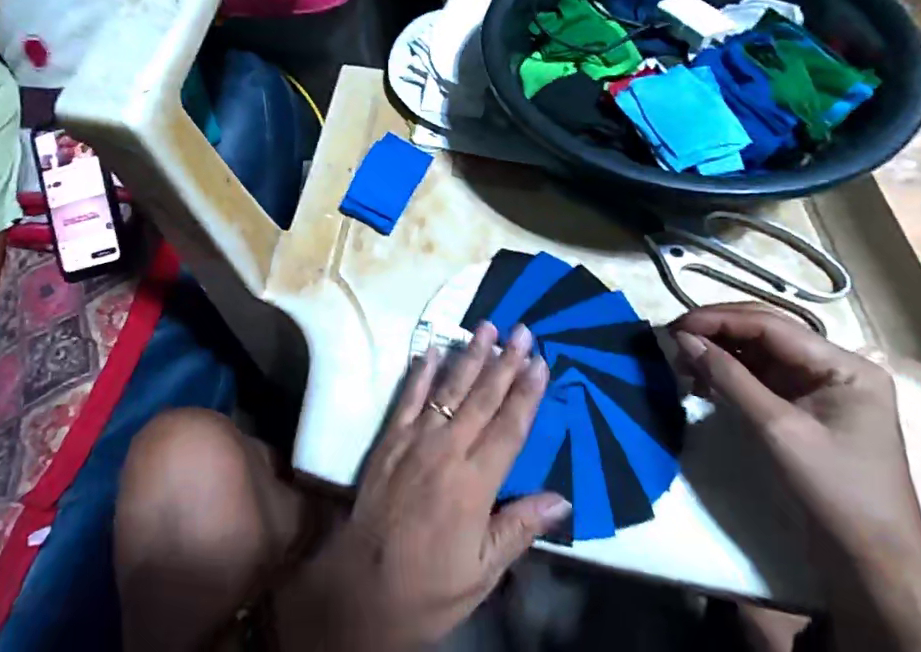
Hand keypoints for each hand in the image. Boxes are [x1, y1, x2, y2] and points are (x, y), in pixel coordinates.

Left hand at [280, 322, 569, 651]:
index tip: (541, 362)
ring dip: (470, 356)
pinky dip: (420, 372)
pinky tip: (432, 350)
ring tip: (487, 326)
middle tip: (523, 330)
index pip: (509, 427)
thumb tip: (562, 499)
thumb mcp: (481, 571)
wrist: (358, 593)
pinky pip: (408, 399)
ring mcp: (414, 442)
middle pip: (483, 398)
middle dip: (506, 362)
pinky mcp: (388, 442)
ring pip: (449, 389)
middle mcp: (447, 452)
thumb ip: (519, 528)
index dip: (528, 393)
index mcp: (475, 483)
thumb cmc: (428, 588)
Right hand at [671, 304, 920, 559]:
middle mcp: (835, 366)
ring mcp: (822, 388)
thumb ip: (731, 379)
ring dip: (722, 354)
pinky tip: (703, 379)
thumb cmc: (837, 493)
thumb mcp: (779, 431)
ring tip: (682, 360)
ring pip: (762, 355)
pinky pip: (764, 379)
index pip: (772, 325)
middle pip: (768, 334)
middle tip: (673, 337)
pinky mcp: (808, 410)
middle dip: (719, 333)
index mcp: (844, 364)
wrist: (874, 566)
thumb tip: (684, 339)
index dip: (721, 319)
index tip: (678, 325)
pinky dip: (733, 376)